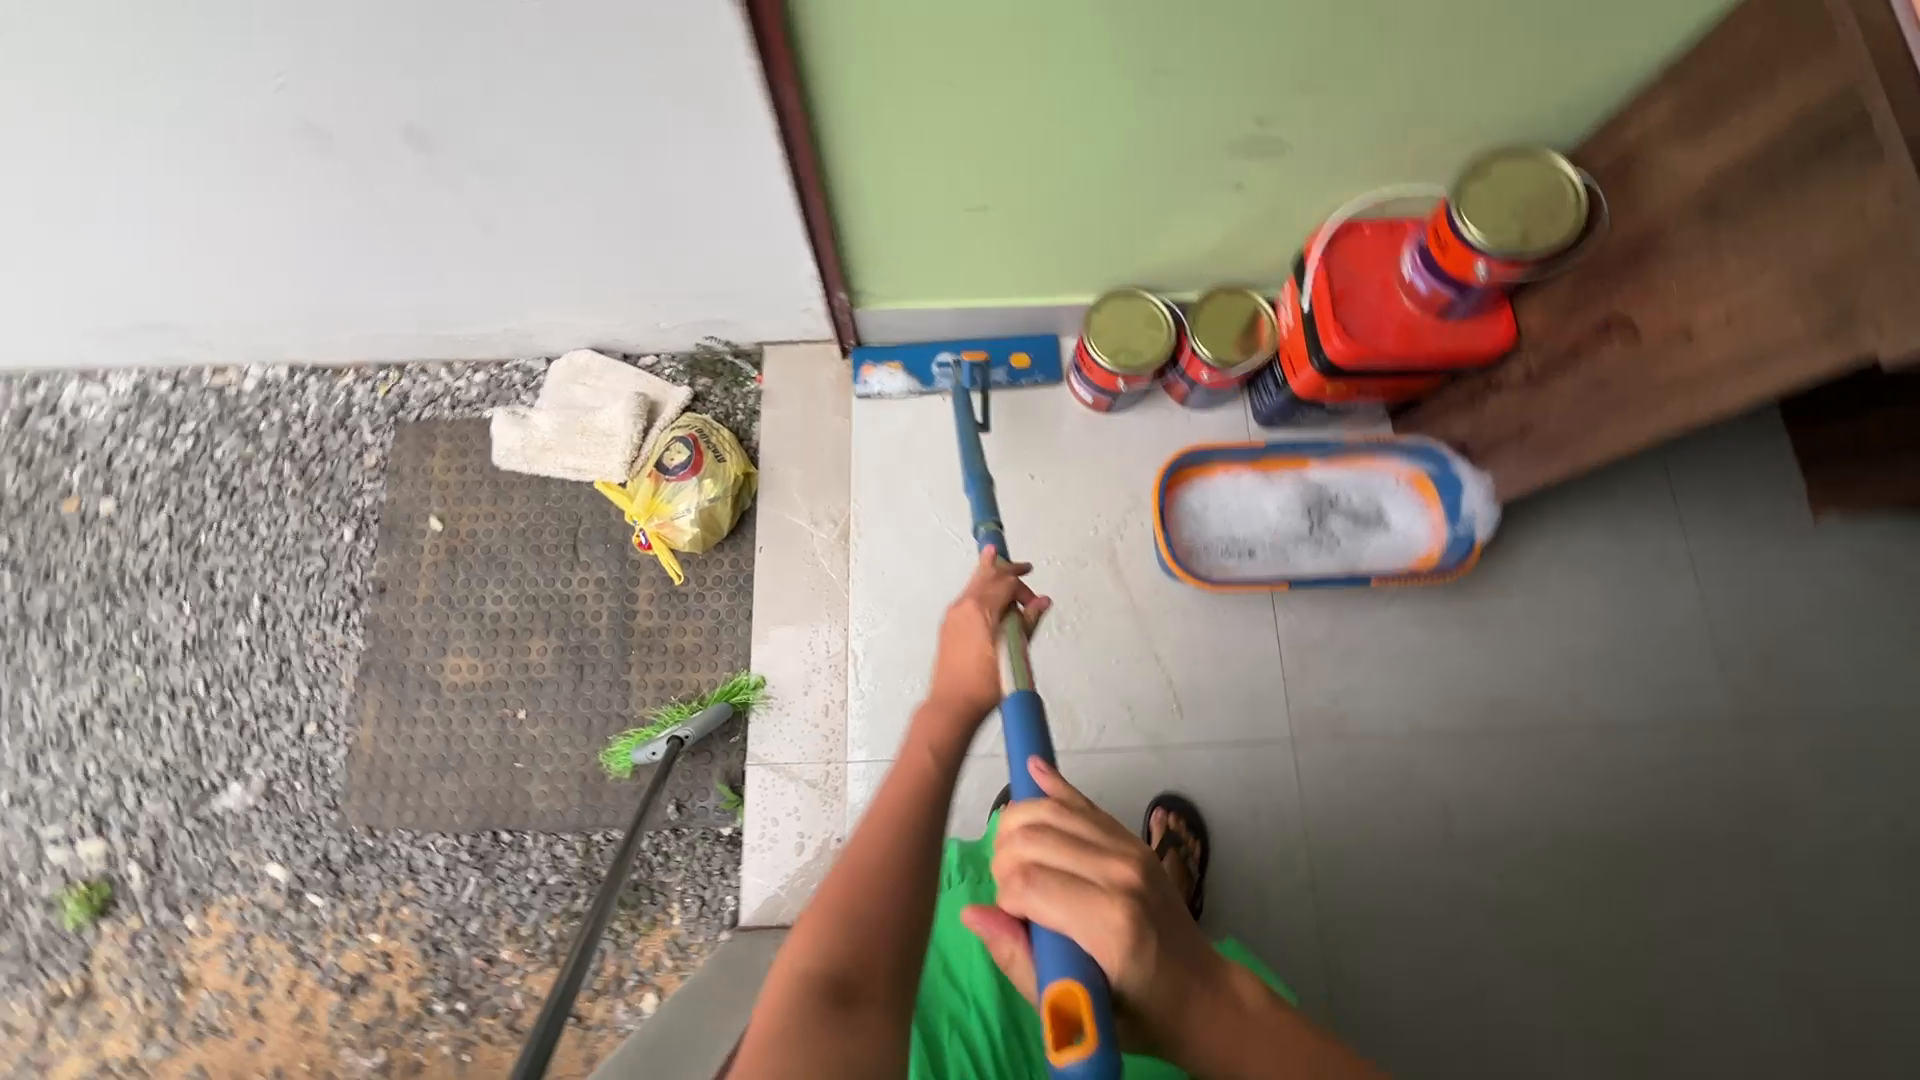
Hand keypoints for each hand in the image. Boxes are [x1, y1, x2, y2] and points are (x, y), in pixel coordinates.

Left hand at [926, 549, 1051, 721]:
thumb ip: (1027, 623)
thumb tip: (1043, 601)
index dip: (1023, 589)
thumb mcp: (1014, 652)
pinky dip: (979, 589)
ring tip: (992, 555)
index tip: (1034, 603)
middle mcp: (963, 605)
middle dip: (1005, 568)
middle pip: (987, 576)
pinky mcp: (949, 626)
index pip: (1006, 583)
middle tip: (1023, 565)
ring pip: (974, 584)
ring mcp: (953, 615)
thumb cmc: (985, 683)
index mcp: (980, 608)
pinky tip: (984, 591)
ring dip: (989, 574)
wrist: (952, 704)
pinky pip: (967, 598)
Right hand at [960, 758, 1228, 1059]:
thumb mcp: (1074, 1014)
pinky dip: (1053, 787)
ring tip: (1011, 858)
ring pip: (1052, 811)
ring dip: (1017, 825)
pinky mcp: (1133, 839)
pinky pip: (1082, 803)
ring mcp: (1130, 850)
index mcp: (1110, 924)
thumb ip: (1019, 961)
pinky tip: (1032, 771)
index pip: (1027, 881)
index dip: (1004, 897)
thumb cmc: (1137, 1015)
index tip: (1012, 922)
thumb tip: (973, 913)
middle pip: (1033, 837)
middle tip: (1011, 894)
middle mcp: (1121, 875)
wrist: (1200, 994)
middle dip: (1004, 860)